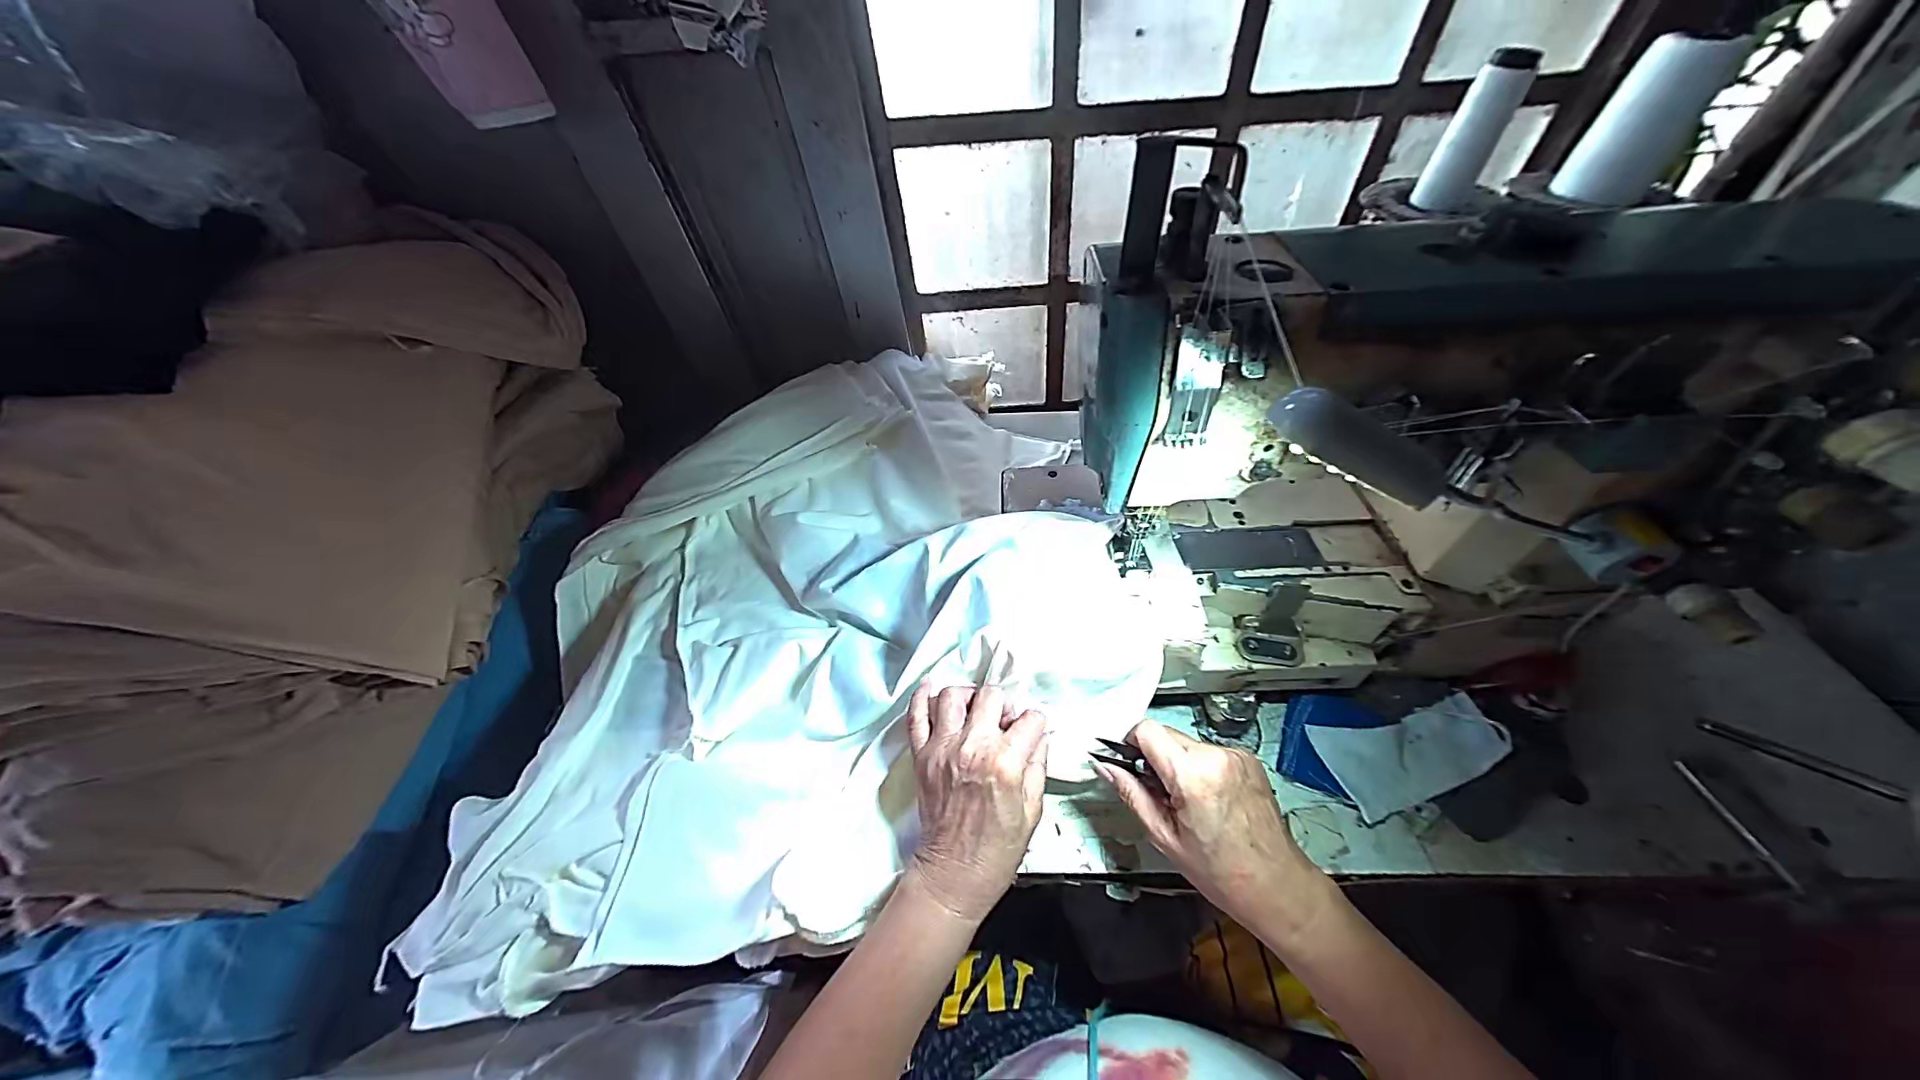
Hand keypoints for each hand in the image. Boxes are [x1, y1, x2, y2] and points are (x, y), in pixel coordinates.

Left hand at [904, 684, 1048, 922]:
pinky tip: (931, 687)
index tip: (1032, 732)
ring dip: (970, 696)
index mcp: (1006, 763)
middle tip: (1006, 721)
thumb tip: (1039, 737)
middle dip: (1005, 704)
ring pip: (953, 695)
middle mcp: (973, 748)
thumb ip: (1037, 766)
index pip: (1030, 719)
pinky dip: (922, 697)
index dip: (1035, 724)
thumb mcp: (1033, 810)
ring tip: (976, 709)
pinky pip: (917, 715)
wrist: (954, 874)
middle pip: (992, 696)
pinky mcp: (922, 756)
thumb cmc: (995, 851)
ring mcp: (943, 749)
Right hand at [1094, 719, 1335, 938]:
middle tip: (1157, 793)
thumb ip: (1131, 793)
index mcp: (1193, 774)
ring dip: (1177, 764)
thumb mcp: (1164, 836)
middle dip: (1154, 757)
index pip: (1147, 730)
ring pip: (1186, 743)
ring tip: (1186, 803)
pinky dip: (1199, 768)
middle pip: (1166, 734)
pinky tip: (1206, 800)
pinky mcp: (1247, 760)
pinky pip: (1209, 752)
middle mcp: (1217, 756)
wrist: (1276, 885)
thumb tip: (1107, 768)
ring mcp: (1236, 756)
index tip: (1127, 763)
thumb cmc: (1225, 871)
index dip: (1130, 745)